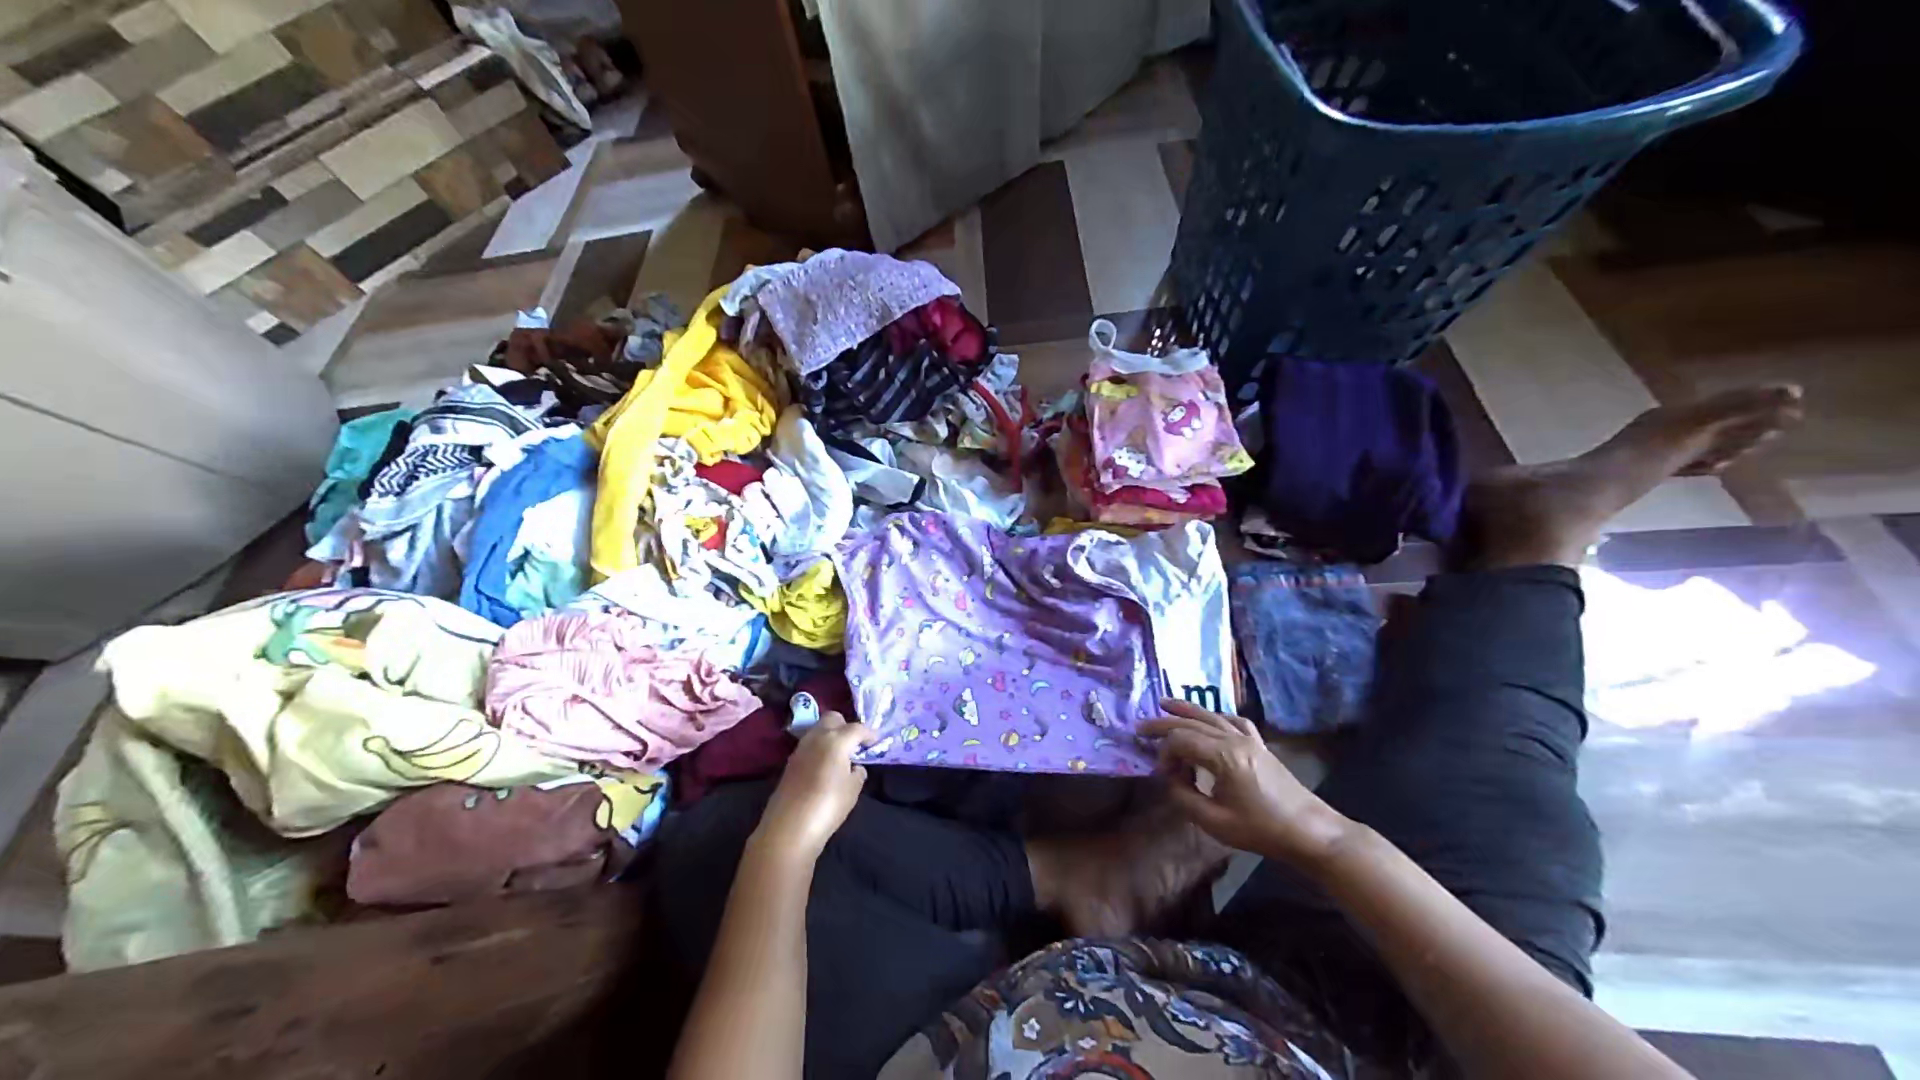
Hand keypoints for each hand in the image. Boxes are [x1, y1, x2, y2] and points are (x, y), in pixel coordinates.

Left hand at [752, 711, 876, 861]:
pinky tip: (825, 766)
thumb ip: (857, 772)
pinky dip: (820, 748)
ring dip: (831, 736)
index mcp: (836, 740)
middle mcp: (817, 737)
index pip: (857, 728)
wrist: (790, 827)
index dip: (869, 734)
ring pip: (819, 730)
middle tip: (855, 744)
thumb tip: (855, 766)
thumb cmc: (828, 806)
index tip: (876, 741)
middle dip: (846, 726)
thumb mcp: (852, 789)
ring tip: (841, 755)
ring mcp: (801, 748)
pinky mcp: (791, 761)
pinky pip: (810, 745)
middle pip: (833, 719)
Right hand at [1142, 699, 1353, 865]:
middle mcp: (1235, 740)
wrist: (1310, 832)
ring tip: (1165, 703)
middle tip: (1140, 726)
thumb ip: (1185, 797)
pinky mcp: (1260, 745)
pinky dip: (1216, 716)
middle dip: (1164, 723)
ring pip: (1212, 716)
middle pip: (1192, 722)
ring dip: (1187, 710)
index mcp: (1223, 756)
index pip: (1181, 740)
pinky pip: (1234, 721)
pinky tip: (1211, 718)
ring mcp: (1250, 740)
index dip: (1164, 754)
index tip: (1162, 775)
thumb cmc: (1262, 830)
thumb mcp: (1215, 822)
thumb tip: (1170, 780)